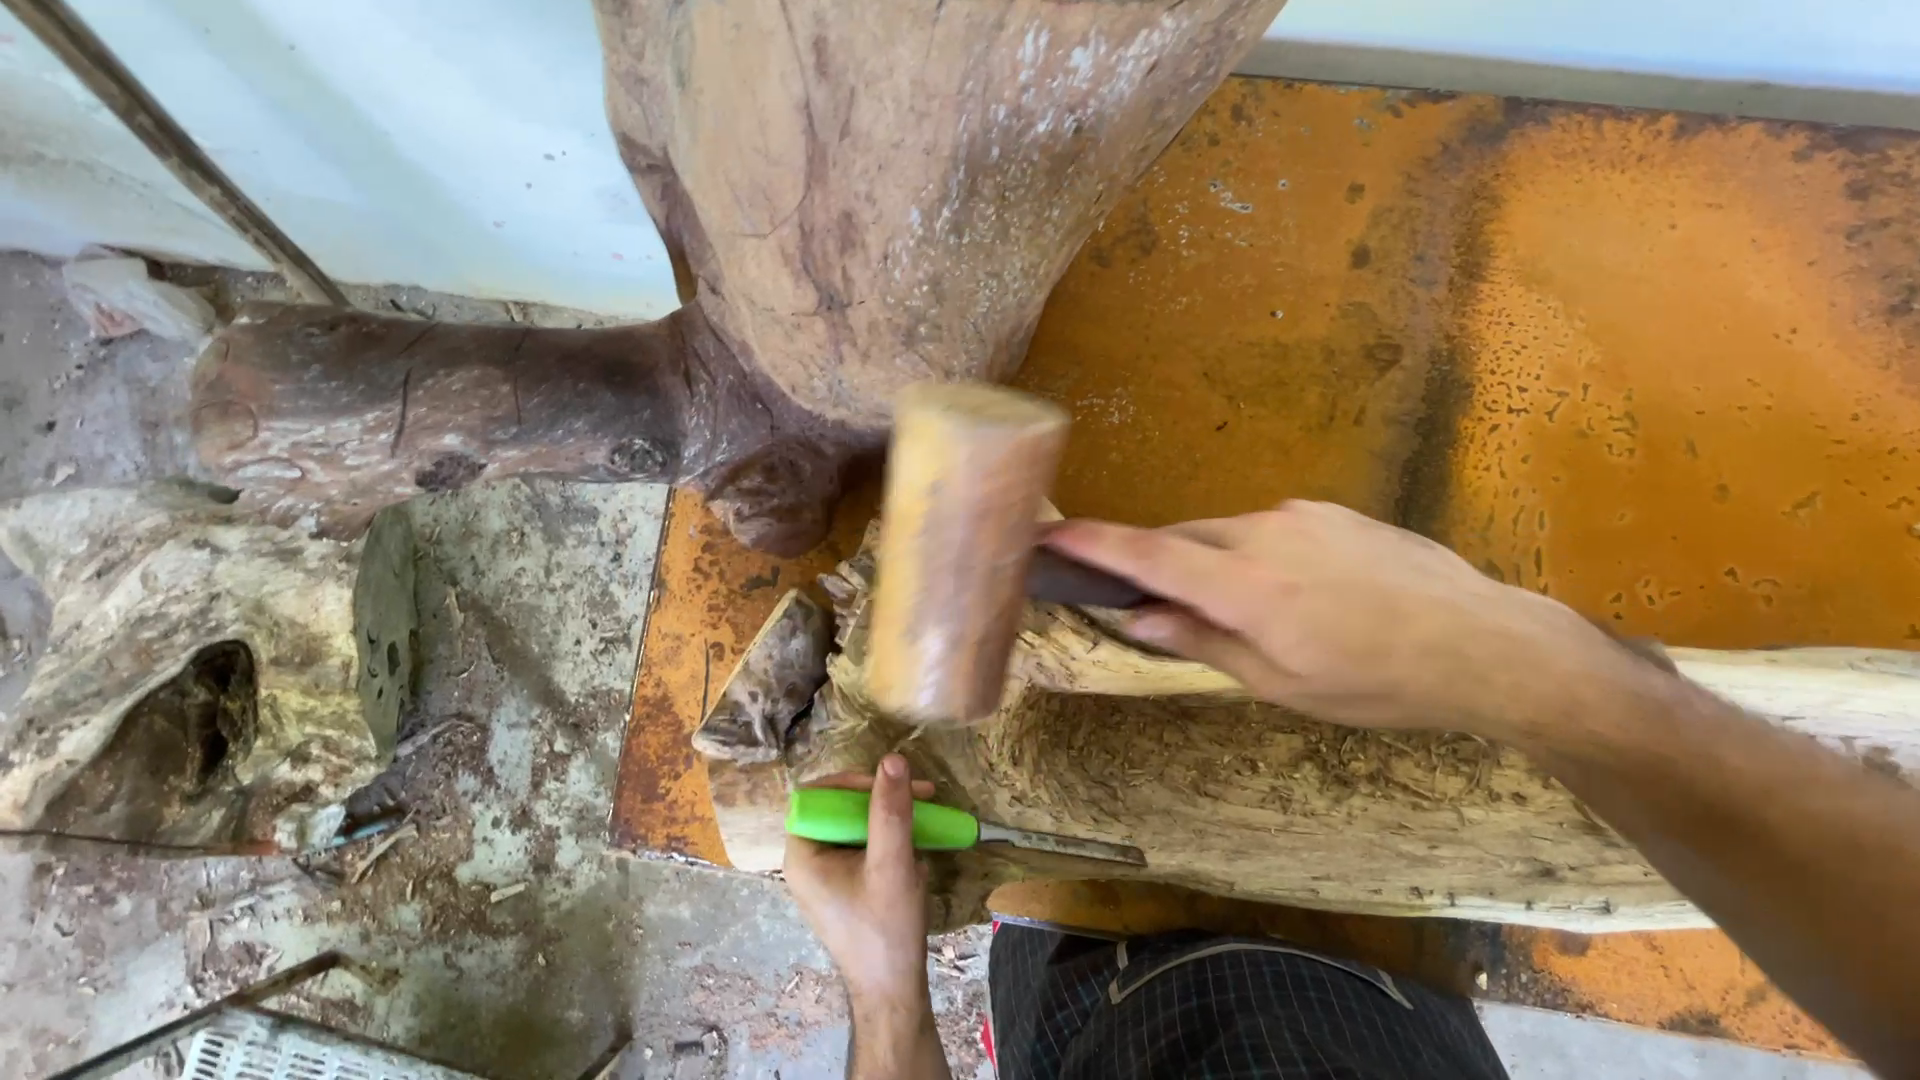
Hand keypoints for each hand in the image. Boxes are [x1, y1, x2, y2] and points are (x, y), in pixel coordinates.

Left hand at [784, 755, 935, 1007]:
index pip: (817, 794)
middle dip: (881, 799)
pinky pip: (864, 845)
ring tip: (927, 822)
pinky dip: (890, 840)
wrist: (893, 991)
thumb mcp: (891, 864)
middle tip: (923, 795)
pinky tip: (917, 851)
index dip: (853, 782)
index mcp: (802, 854)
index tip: (889, 785)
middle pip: (839, 805)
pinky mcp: (844, 885)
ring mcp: (825, 874)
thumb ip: (891, 811)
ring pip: (856, 824)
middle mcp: (806, 860)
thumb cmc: (885, 930)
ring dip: (891, 818)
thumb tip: (893, 758)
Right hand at [1045, 500, 1635, 741]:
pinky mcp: (1330, 511)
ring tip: (1244, 611)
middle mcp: (1262, 534)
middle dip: (1156, 564)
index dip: (1092, 543)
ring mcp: (1299, 515)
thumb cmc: (1377, 683)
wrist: (1487, 644)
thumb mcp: (1280, 683)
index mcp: (1244, 586)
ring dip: (1208, 563)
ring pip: (1222, 533)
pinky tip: (1293, 591)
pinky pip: (1266, 529)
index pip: (1147, 554)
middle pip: (1180, 538)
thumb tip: (1139, 618)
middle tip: (1152, 604)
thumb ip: (1202, 641)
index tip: (1048, 534)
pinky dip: (1251, 554)